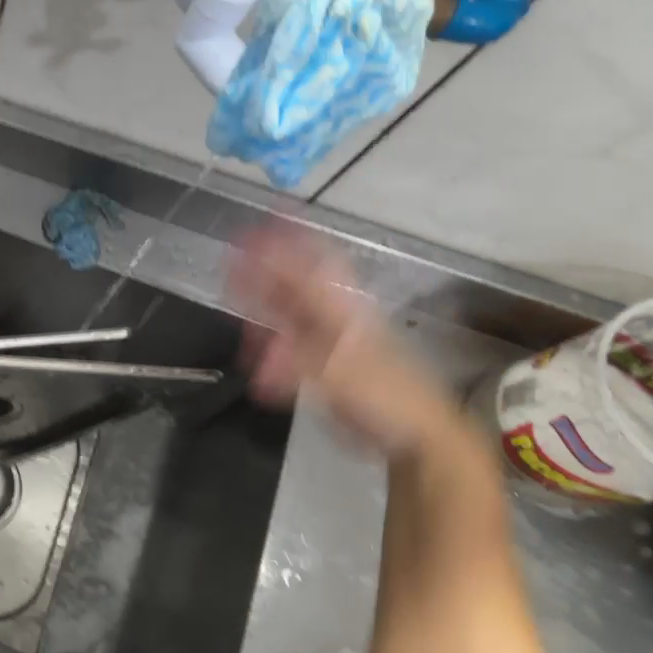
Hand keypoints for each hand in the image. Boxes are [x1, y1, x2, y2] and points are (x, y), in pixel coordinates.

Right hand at [229, 227, 457, 453]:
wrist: (417, 436)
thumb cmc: (390, 399)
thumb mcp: (343, 379)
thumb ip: (298, 364)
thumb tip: (262, 356)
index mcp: (344, 313)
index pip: (314, 267)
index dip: (295, 240)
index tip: (273, 216)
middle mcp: (335, 321)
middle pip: (295, 285)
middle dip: (266, 265)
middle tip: (235, 247)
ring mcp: (329, 344)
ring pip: (289, 313)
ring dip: (262, 299)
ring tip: (235, 286)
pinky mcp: (323, 369)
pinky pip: (287, 346)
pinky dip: (266, 340)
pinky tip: (254, 343)